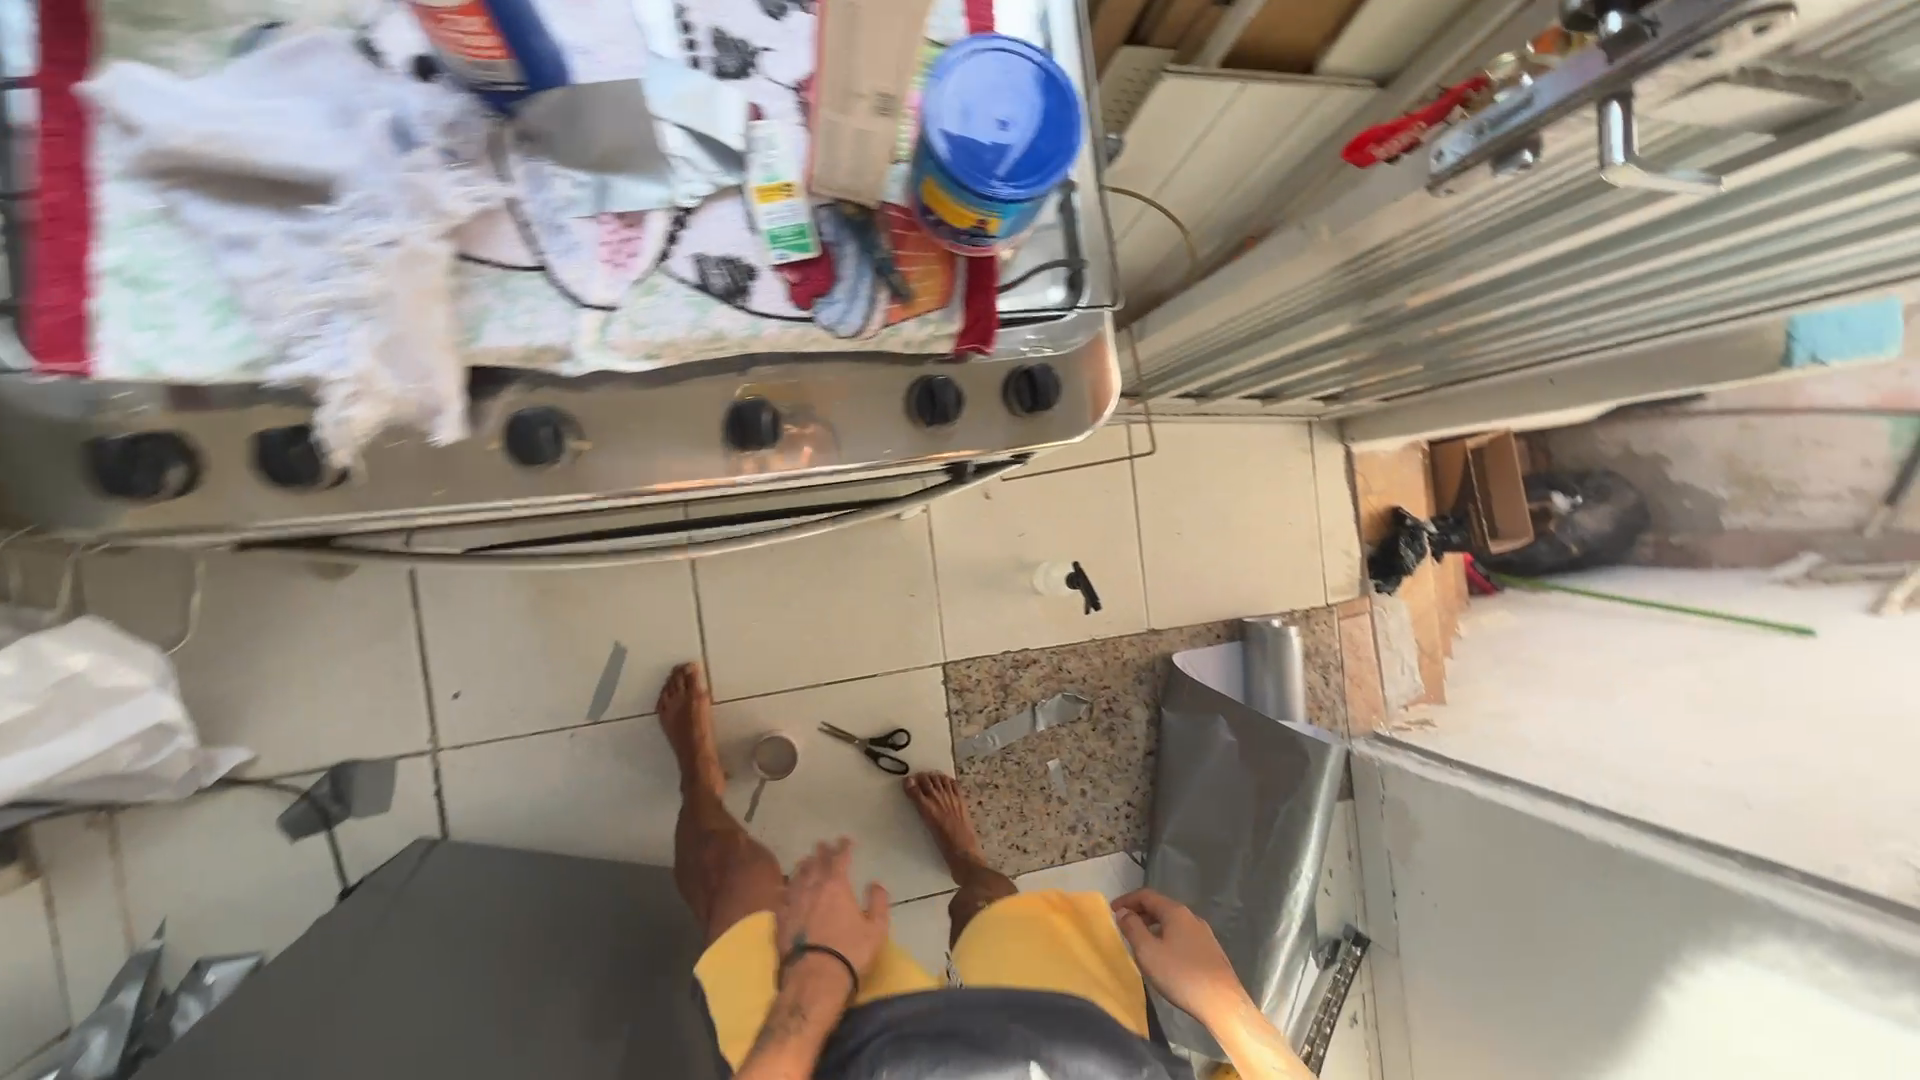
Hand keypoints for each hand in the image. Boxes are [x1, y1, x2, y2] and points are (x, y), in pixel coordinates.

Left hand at [776, 838, 891, 986]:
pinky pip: (782, 897)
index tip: (846, 840)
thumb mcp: (876, 929)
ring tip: (806, 860)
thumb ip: (878, 903)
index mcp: (836, 885)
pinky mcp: (781, 920)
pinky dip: (786, 888)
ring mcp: (794, 903)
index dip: (843, 846)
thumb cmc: (850, 953)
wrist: (814, 980)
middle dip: (821, 852)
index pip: (840, 858)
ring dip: (803, 865)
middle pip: (816, 863)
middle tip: (823, 844)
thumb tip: (875, 884)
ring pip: (797, 876)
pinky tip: (784, 888)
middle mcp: (812, 887)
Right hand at [1112, 888, 1250, 1027]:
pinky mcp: (1211, 951)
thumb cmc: (1181, 974)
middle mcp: (1191, 917)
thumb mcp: (1148, 952)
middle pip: (1161, 907)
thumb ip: (1133, 928)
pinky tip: (1164, 956)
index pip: (1146, 895)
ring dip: (1153, 926)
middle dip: (1140, 913)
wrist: (1222, 1003)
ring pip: (1172, 922)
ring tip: (1141, 941)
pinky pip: (1183, 935)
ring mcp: (1204, 934)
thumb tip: (1124, 913)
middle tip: (1124, 925)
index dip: (1127, 900)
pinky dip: (1167, 937)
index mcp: (1175, 912)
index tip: (1111, 911)